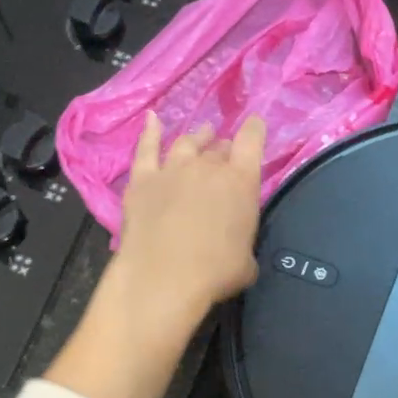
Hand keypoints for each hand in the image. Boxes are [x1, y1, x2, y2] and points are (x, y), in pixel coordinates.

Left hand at [111, 111, 267, 332]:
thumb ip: (243, 241)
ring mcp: (172, 169)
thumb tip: (236, 244)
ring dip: (197, 138)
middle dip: (224, 148)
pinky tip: (152, 119)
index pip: (252, 141)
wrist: (164, 277)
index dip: (254, 130)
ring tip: (201, 135)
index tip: (255, 126)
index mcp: (241, 182)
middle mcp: (207, 167)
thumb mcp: (247, 261)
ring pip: (186, 143)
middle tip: (225, 153)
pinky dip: (150, 132)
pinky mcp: (142, 179)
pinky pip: (146, 148)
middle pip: (218, 147)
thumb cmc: (215, 273)